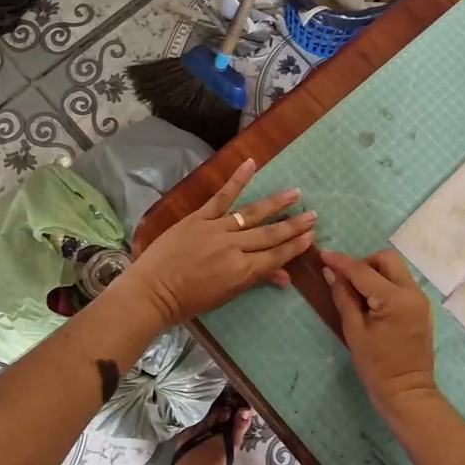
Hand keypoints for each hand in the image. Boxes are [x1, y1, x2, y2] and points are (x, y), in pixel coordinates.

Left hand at [125, 159, 317, 326]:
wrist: (152, 291)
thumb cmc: (188, 301)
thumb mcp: (225, 296)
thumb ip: (255, 281)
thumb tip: (285, 277)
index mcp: (242, 272)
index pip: (275, 256)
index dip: (294, 246)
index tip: (311, 235)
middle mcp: (234, 248)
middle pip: (269, 235)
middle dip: (293, 225)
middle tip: (313, 214)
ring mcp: (216, 230)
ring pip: (252, 214)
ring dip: (275, 203)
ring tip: (295, 193)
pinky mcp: (199, 218)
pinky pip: (222, 197)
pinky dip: (237, 180)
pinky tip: (251, 164)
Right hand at [324, 249, 438, 413]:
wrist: (407, 393)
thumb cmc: (377, 367)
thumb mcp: (354, 331)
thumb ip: (344, 297)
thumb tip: (331, 272)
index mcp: (395, 299)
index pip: (363, 271)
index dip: (341, 261)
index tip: (323, 254)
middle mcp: (412, 292)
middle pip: (387, 260)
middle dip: (364, 263)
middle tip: (347, 281)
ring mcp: (420, 299)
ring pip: (396, 269)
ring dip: (375, 273)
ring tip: (358, 294)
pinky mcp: (421, 307)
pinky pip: (401, 283)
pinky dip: (385, 284)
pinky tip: (373, 303)